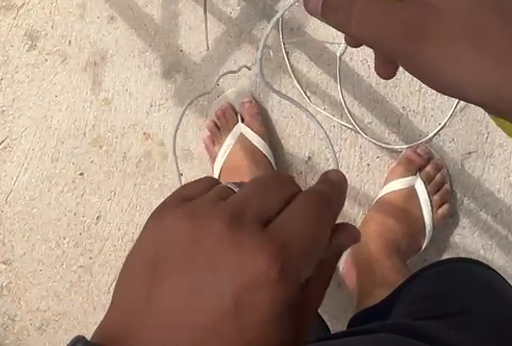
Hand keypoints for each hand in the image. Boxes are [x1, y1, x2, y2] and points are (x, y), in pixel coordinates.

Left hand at [93, 170, 358, 345]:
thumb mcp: (287, 329)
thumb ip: (318, 274)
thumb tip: (345, 229)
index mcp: (273, 262)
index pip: (316, 205)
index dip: (331, 192)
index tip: (335, 183)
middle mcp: (237, 227)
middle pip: (280, 184)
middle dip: (291, 202)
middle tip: (285, 230)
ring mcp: (197, 215)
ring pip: (243, 187)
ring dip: (250, 208)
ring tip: (239, 244)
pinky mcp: (166, 211)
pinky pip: (207, 189)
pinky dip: (217, 207)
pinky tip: (213, 238)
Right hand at [303, 0, 511, 122]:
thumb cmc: (465, 52)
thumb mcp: (398, 33)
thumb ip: (351, 12)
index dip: (351, 0)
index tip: (350, 39)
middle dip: (375, 23)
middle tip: (375, 58)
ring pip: (410, 3)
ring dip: (395, 35)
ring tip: (397, 69)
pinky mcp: (481, 7)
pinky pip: (434, 13)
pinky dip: (420, 37)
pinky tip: (423, 65)